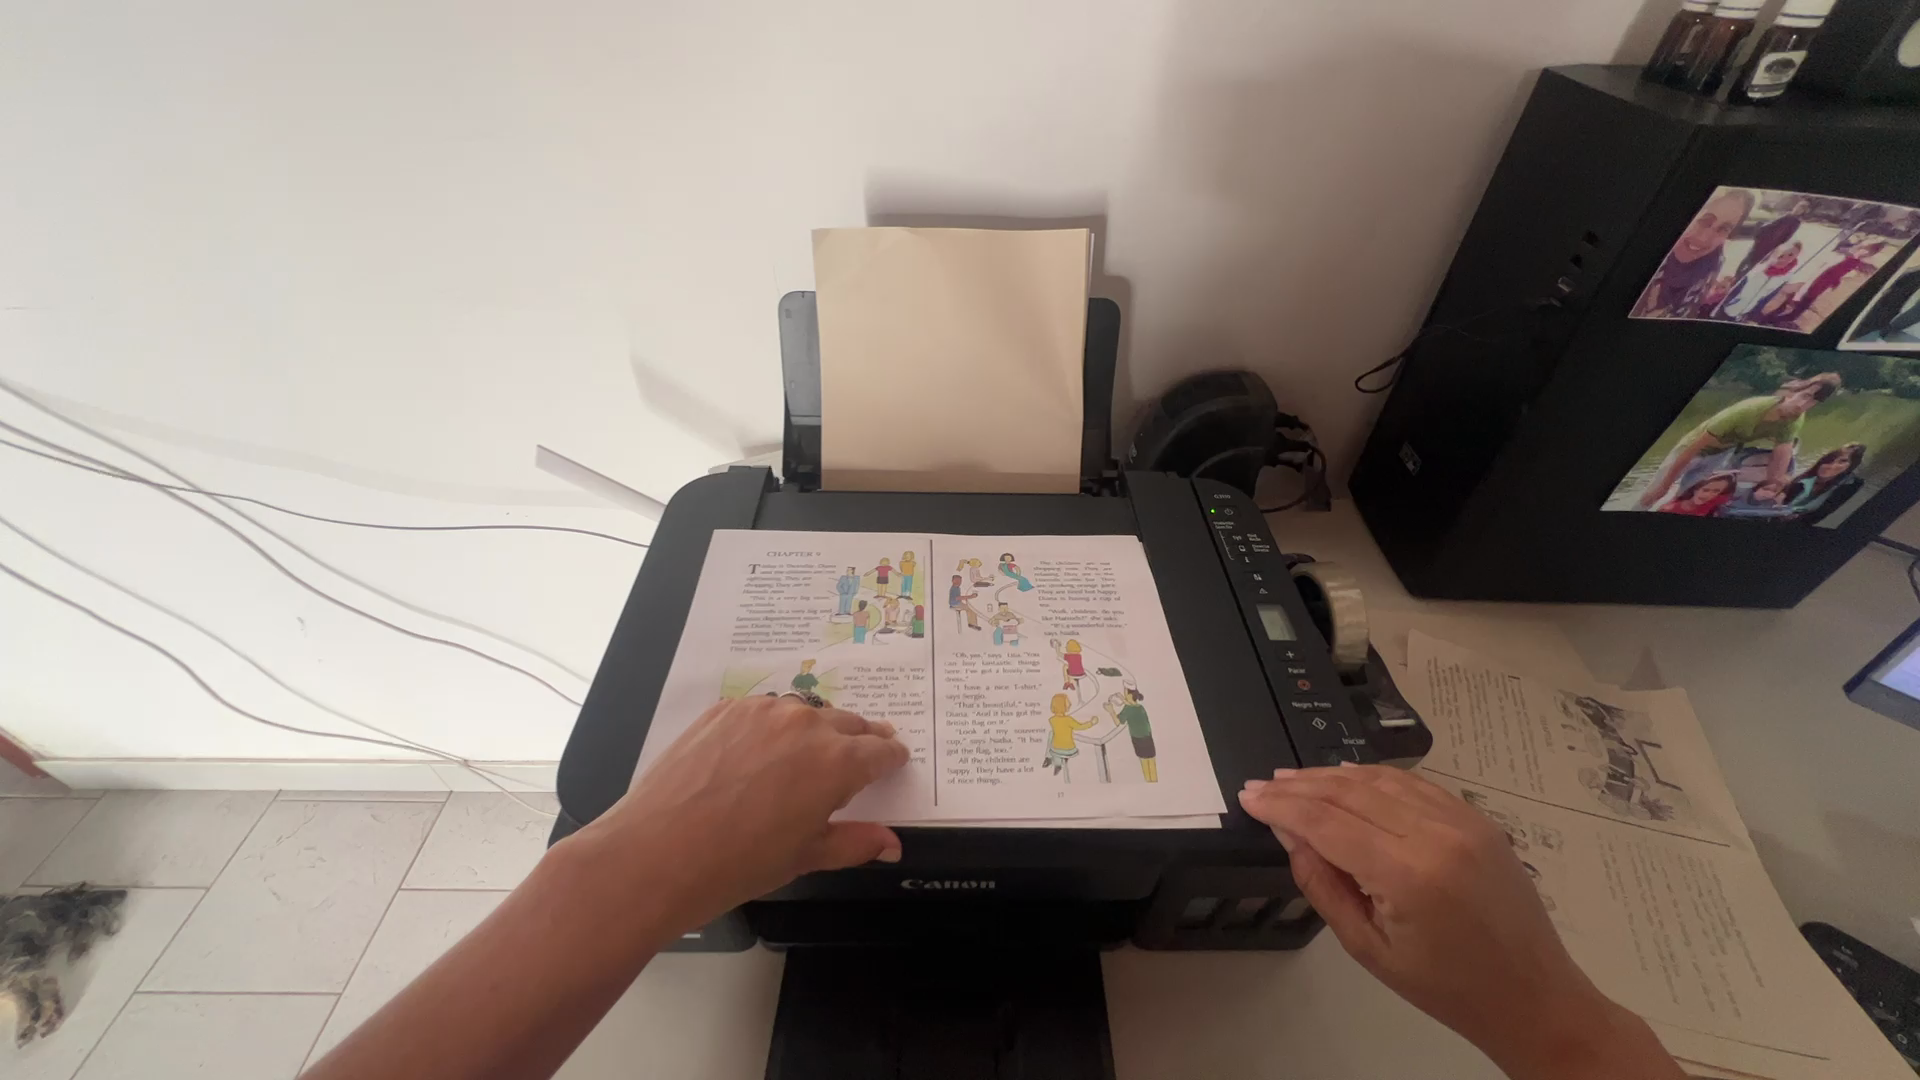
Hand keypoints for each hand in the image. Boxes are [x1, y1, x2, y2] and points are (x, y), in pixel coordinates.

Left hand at [577, 695, 907, 936]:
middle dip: (859, 740)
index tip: (894, 760)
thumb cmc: (737, 864)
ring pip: (806, 713)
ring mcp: (763, 712)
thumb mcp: (805, 857)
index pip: (881, 750)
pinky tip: (758, 755)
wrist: (655, 853)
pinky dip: (772, 728)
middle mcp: (806, 725)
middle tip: (858, 757)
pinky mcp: (726, 709)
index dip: (890, 757)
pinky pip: (764, 712)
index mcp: (836, 762)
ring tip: (804, 757)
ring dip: (814, 731)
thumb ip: (855, 842)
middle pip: (849, 723)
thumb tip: (892, 843)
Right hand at [1239, 766, 1682, 1079]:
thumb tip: (1287, 831)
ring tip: (1291, 779)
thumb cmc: (1445, 987)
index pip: (1325, 822)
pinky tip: (1342, 777)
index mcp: (1408, 876)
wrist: (1537, 999)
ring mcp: (1461, 820)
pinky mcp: (1476, 817)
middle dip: (1297, 787)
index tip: (1248, 797)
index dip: (1280, 806)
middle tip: (1261, 785)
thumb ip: (1321, 882)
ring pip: (1376, 778)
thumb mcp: (1367, 947)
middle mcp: (1435, 836)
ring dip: (1328, 775)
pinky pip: (1410, 782)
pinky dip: (1368, 775)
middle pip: (1347, 792)